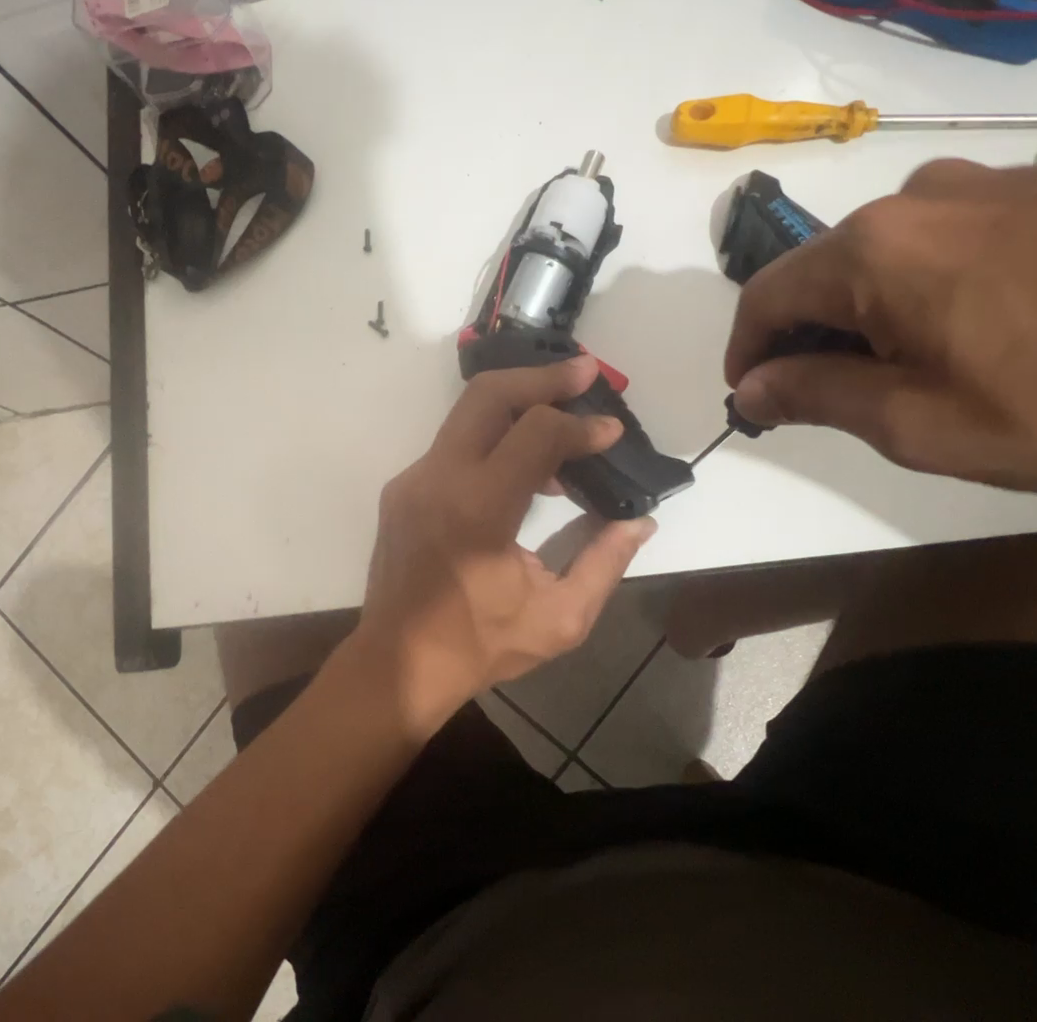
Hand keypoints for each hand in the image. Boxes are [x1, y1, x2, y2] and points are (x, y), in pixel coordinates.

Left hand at [346, 356, 656, 728]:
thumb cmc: (479, 646)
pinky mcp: (403, 490)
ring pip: (467, 413)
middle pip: (489, 394)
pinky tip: (525, 469)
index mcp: (478, 509)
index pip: (536, 433)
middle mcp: (438, 479)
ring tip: (564, 424)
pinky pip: (454, 445)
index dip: (580, 426)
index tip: (612, 433)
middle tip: (586, 373)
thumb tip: (639, 522)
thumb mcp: (559, 618)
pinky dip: (494, 439)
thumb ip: (604, 563)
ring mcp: (413, 480)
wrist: (397, 664)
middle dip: (542, 377)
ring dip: (518, 405)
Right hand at [725, 160, 1036, 494]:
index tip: (751, 399)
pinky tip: (984, 338)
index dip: (746, 354)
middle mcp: (923, 195)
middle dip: (812, 337)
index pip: (766, 296)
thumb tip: (750, 385)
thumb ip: (819, 397)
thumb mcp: (925, 424)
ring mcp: (999, 182)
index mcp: (875, 250)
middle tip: (832, 402)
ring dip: (875, 315)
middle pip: (828, 271)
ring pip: (894, 255)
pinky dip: (936, 291)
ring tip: (914, 376)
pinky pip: (959, 240)